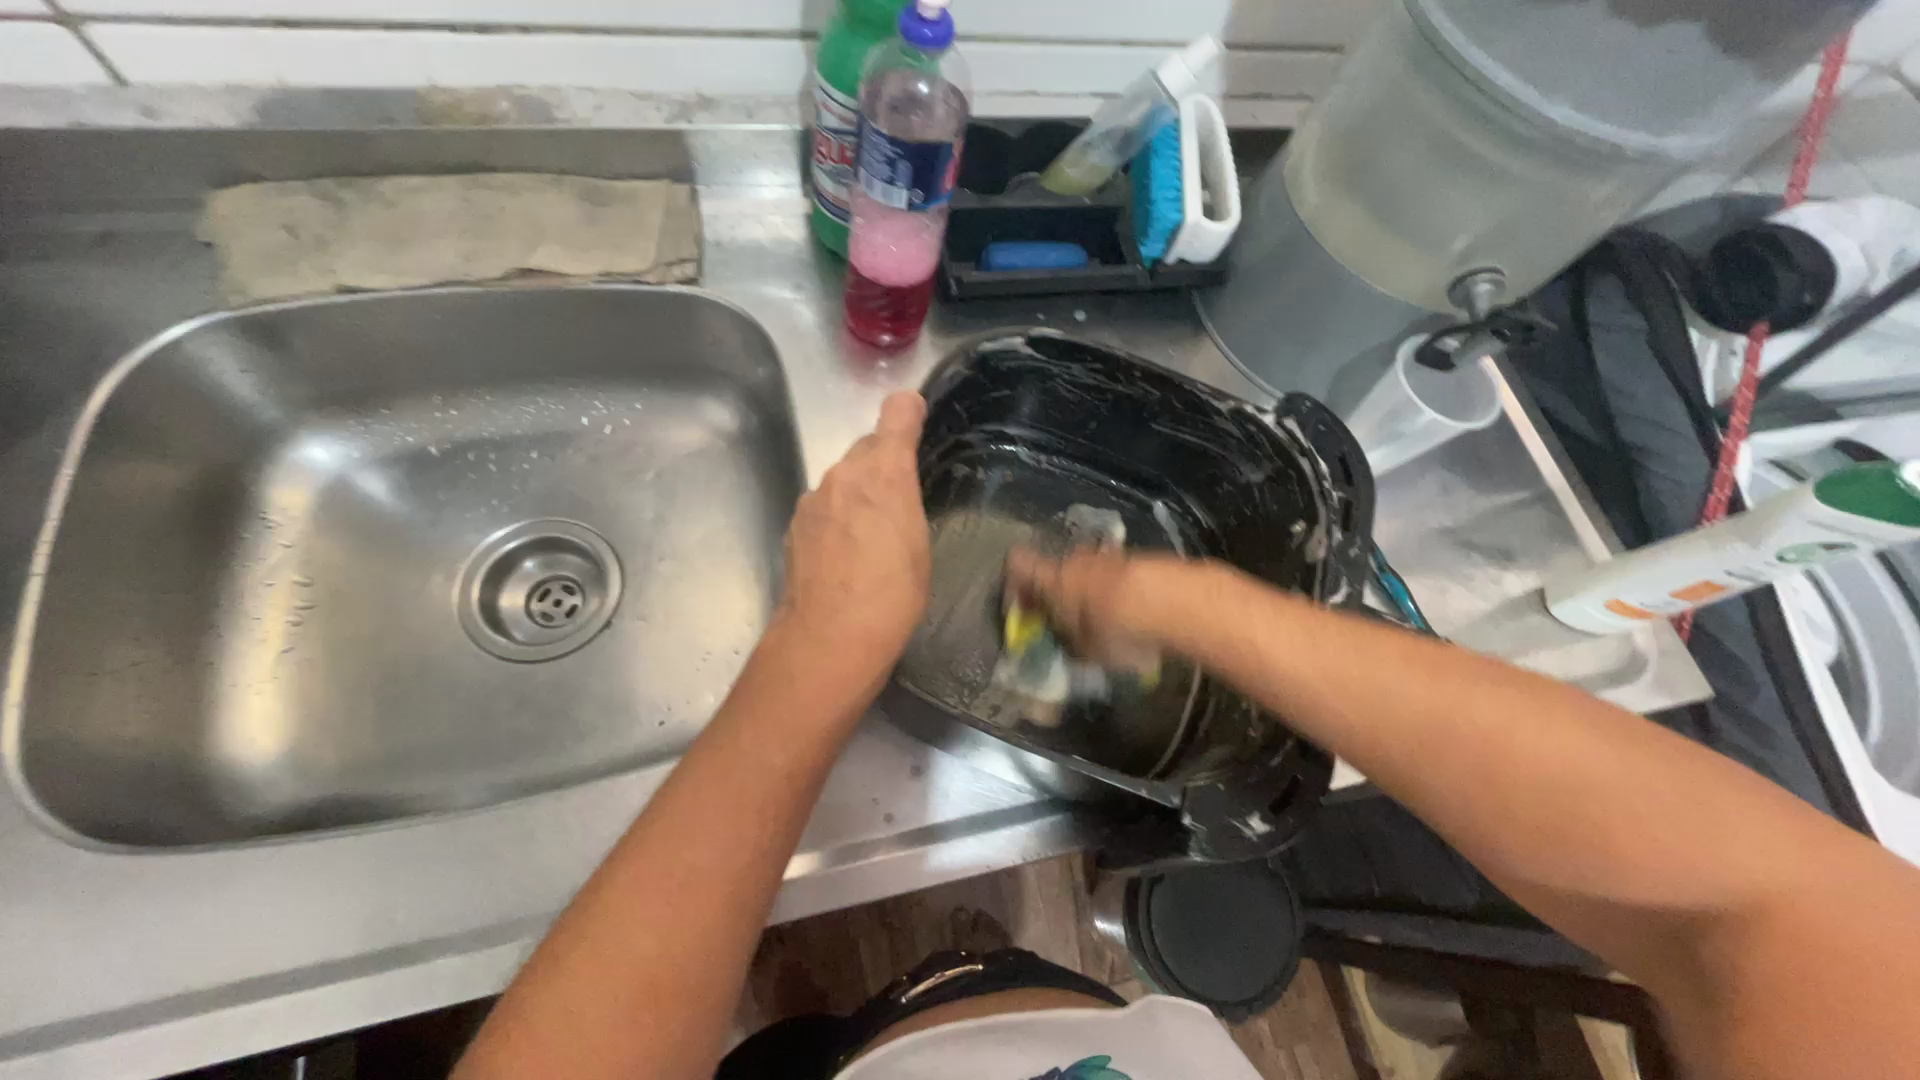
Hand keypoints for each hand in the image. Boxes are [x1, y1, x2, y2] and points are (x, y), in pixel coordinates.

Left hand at [773, 392, 930, 677]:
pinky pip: (824, 507)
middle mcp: (844, 474)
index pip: (896, 414)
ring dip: (857, 495)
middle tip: (898, 503)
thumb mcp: (918, 544)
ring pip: (842, 480)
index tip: (916, 419)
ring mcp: (814, 498)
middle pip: (866, 449)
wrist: (830, 638)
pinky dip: (836, 519)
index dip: (908, 412)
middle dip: (882, 465)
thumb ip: (906, 499)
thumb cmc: (894, 596)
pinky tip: (844, 556)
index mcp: (885, 473)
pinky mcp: (795, 523)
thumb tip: (896, 485)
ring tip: (870, 539)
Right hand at [1003, 547, 1189, 673]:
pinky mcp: (1141, 559)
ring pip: (1091, 572)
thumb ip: (1072, 646)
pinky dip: (1121, 593)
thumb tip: (1069, 647)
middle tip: (1069, 624)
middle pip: (1058, 570)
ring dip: (1093, 593)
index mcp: (1053, 579)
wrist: (1171, 601)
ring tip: (1108, 624)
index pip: (1018, 564)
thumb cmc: (1114, 629)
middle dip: (1060, 594)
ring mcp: (1111, 556)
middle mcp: (1077, 559)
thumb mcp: (1087, 652)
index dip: (1016, 582)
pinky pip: (1119, 576)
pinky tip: (1136, 617)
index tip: (1022, 606)